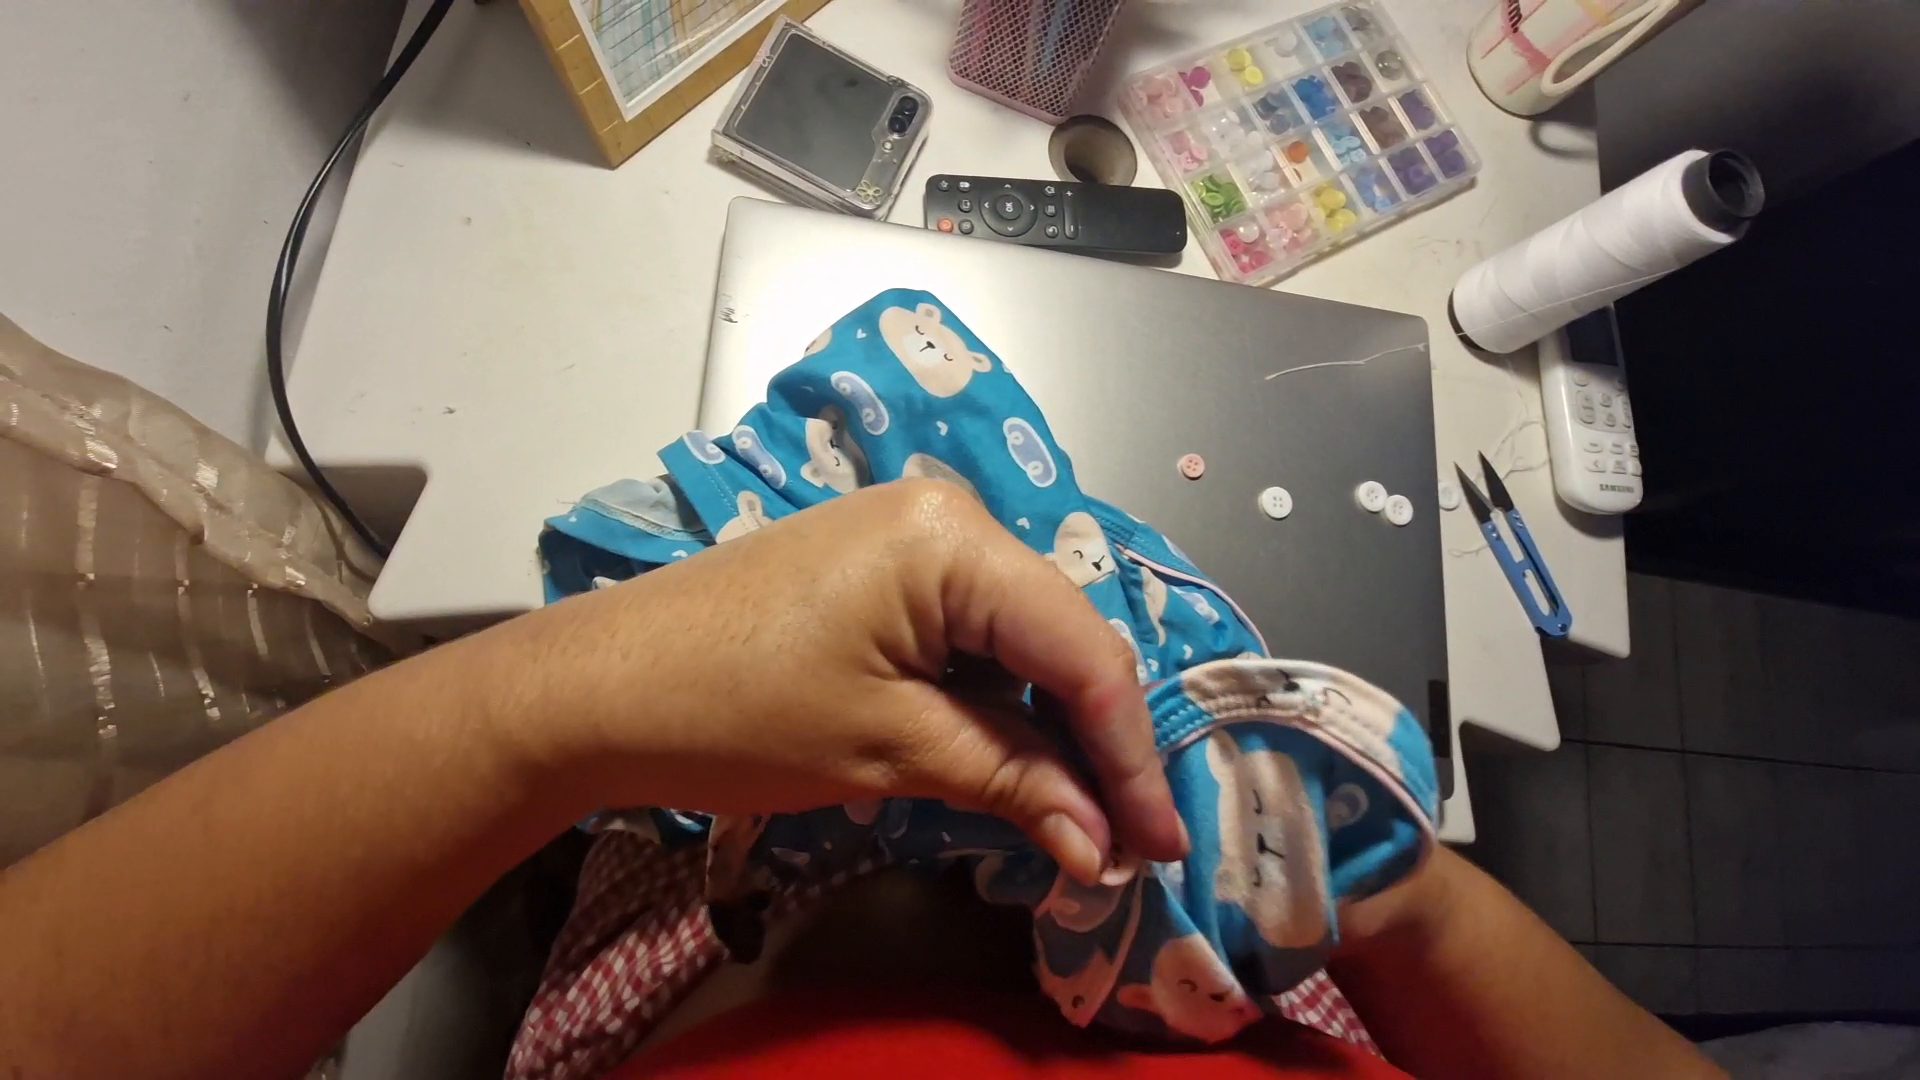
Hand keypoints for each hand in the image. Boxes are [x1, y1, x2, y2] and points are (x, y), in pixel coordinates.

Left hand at [484, 479, 1187, 882]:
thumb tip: (1102, 842)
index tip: (1157, 840)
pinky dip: (997, 695)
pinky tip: (1014, 749)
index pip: (1080, 650)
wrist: (598, 686)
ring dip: (1047, 721)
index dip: (1128, 753)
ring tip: (1078, 805)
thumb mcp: (888, 749)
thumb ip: (1011, 780)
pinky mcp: (887, 568)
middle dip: (1093, 738)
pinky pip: (972, 631)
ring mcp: (916, 536)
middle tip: (1122, 832)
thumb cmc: (735, 710)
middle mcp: (950, 516)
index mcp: (956, 539)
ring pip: (1019, 636)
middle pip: (1056, 636)